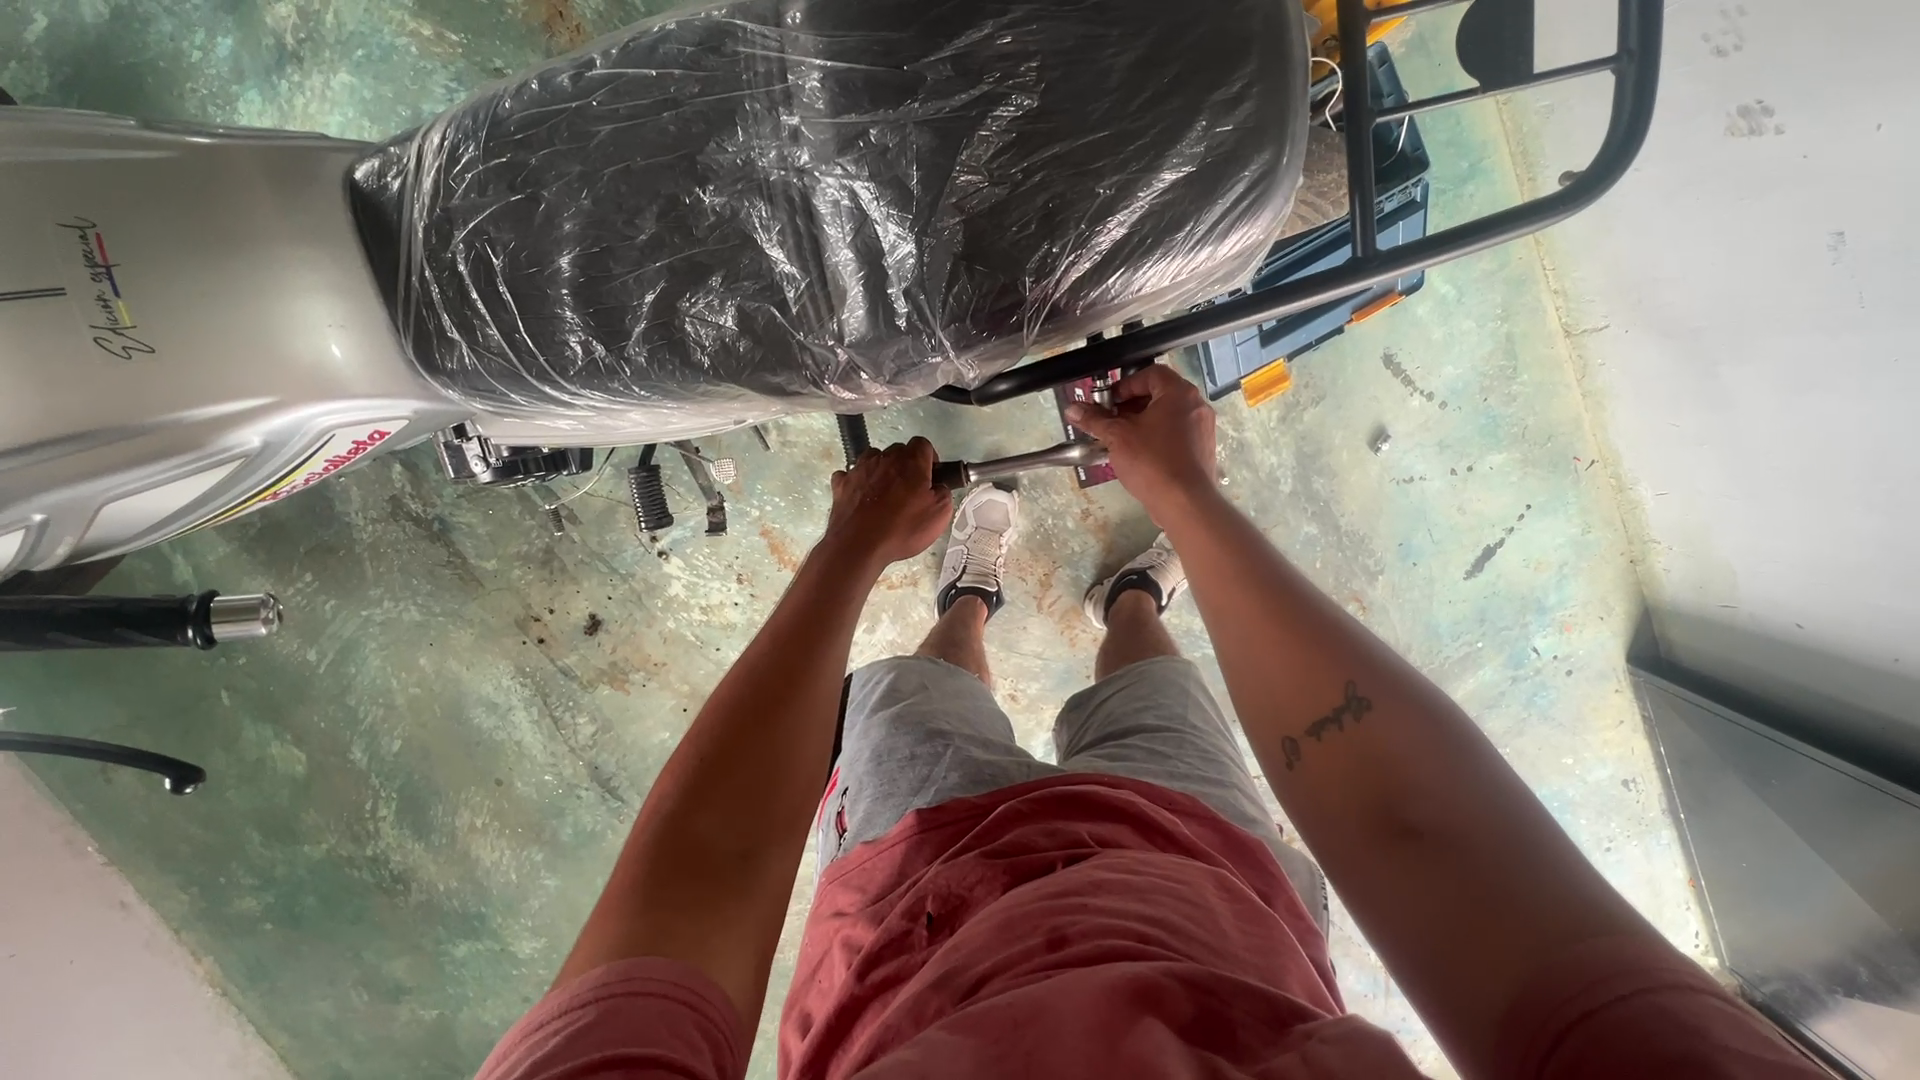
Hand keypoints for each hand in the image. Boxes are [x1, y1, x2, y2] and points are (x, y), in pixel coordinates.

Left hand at [823, 436, 952, 567]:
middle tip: (911, 490)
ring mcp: (859, 469)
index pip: (923, 444)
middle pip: (898, 451)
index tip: (931, 475)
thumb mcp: (940, 514)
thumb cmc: (903, 528)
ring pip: (873, 459)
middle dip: (905, 465)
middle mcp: (884, 458)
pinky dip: (857, 482)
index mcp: (911, 461)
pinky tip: (861, 498)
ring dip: (881, 471)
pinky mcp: (841, 484)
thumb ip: (943, 492)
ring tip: (885, 494)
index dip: (929, 458)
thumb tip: (938, 487)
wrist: (859, 545)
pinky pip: (850, 475)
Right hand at [1065, 364, 1217, 520]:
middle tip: (1111, 419)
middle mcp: (1195, 406)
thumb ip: (1094, 419)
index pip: (1150, 374)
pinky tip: (1139, 454)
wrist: (1184, 501)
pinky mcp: (1201, 450)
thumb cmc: (1153, 462)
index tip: (1108, 400)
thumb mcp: (1117, 436)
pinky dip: (1156, 437)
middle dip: (1131, 405)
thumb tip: (1073, 409)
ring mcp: (1201, 429)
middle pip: (1159, 394)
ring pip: (1167, 416)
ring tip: (1121, 439)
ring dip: (1142, 422)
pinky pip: (1175, 434)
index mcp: (1179, 393)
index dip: (1125, 384)